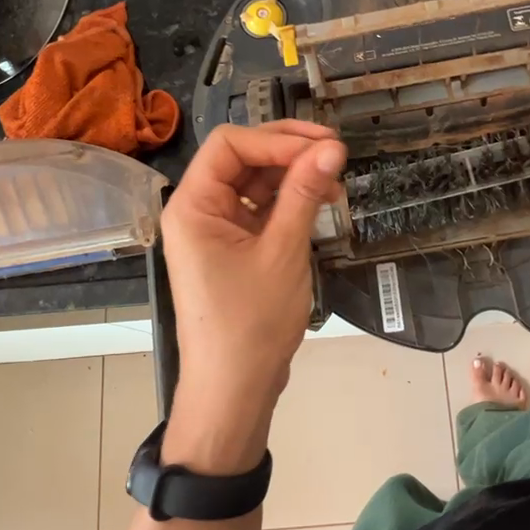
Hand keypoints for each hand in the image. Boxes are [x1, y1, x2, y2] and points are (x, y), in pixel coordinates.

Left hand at [160, 120, 345, 470]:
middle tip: (336, 153)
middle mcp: (198, 210)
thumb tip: (332, 148)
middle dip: (289, 152)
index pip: (230, 145)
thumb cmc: (251, 323)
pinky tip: (321, 205)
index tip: (323, 146)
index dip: (277, 139)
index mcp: (193, 206)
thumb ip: (304, 194)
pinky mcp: (233, 248)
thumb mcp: (282, 252)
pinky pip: (260, 210)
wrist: (234, 390)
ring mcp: (216, 230)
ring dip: (294, 177)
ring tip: (336, 184)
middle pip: (242, 159)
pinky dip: (290, 203)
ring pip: (255, 183)